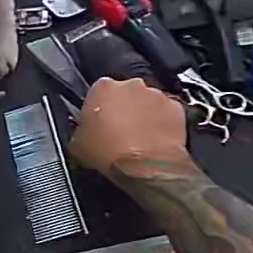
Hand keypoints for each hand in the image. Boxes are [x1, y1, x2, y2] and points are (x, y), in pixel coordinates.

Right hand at [68, 77, 190, 176]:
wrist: (145, 167)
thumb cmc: (110, 154)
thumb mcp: (77, 145)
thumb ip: (79, 129)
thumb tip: (82, 132)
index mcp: (102, 88)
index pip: (98, 91)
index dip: (99, 107)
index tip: (99, 121)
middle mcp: (131, 85)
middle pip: (125, 93)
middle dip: (123, 108)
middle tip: (119, 131)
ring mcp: (156, 95)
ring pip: (147, 102)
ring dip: (143, 115)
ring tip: (139, 139)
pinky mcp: (175, 107)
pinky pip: (166, 112)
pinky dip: (162, 123)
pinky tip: (155, 140)